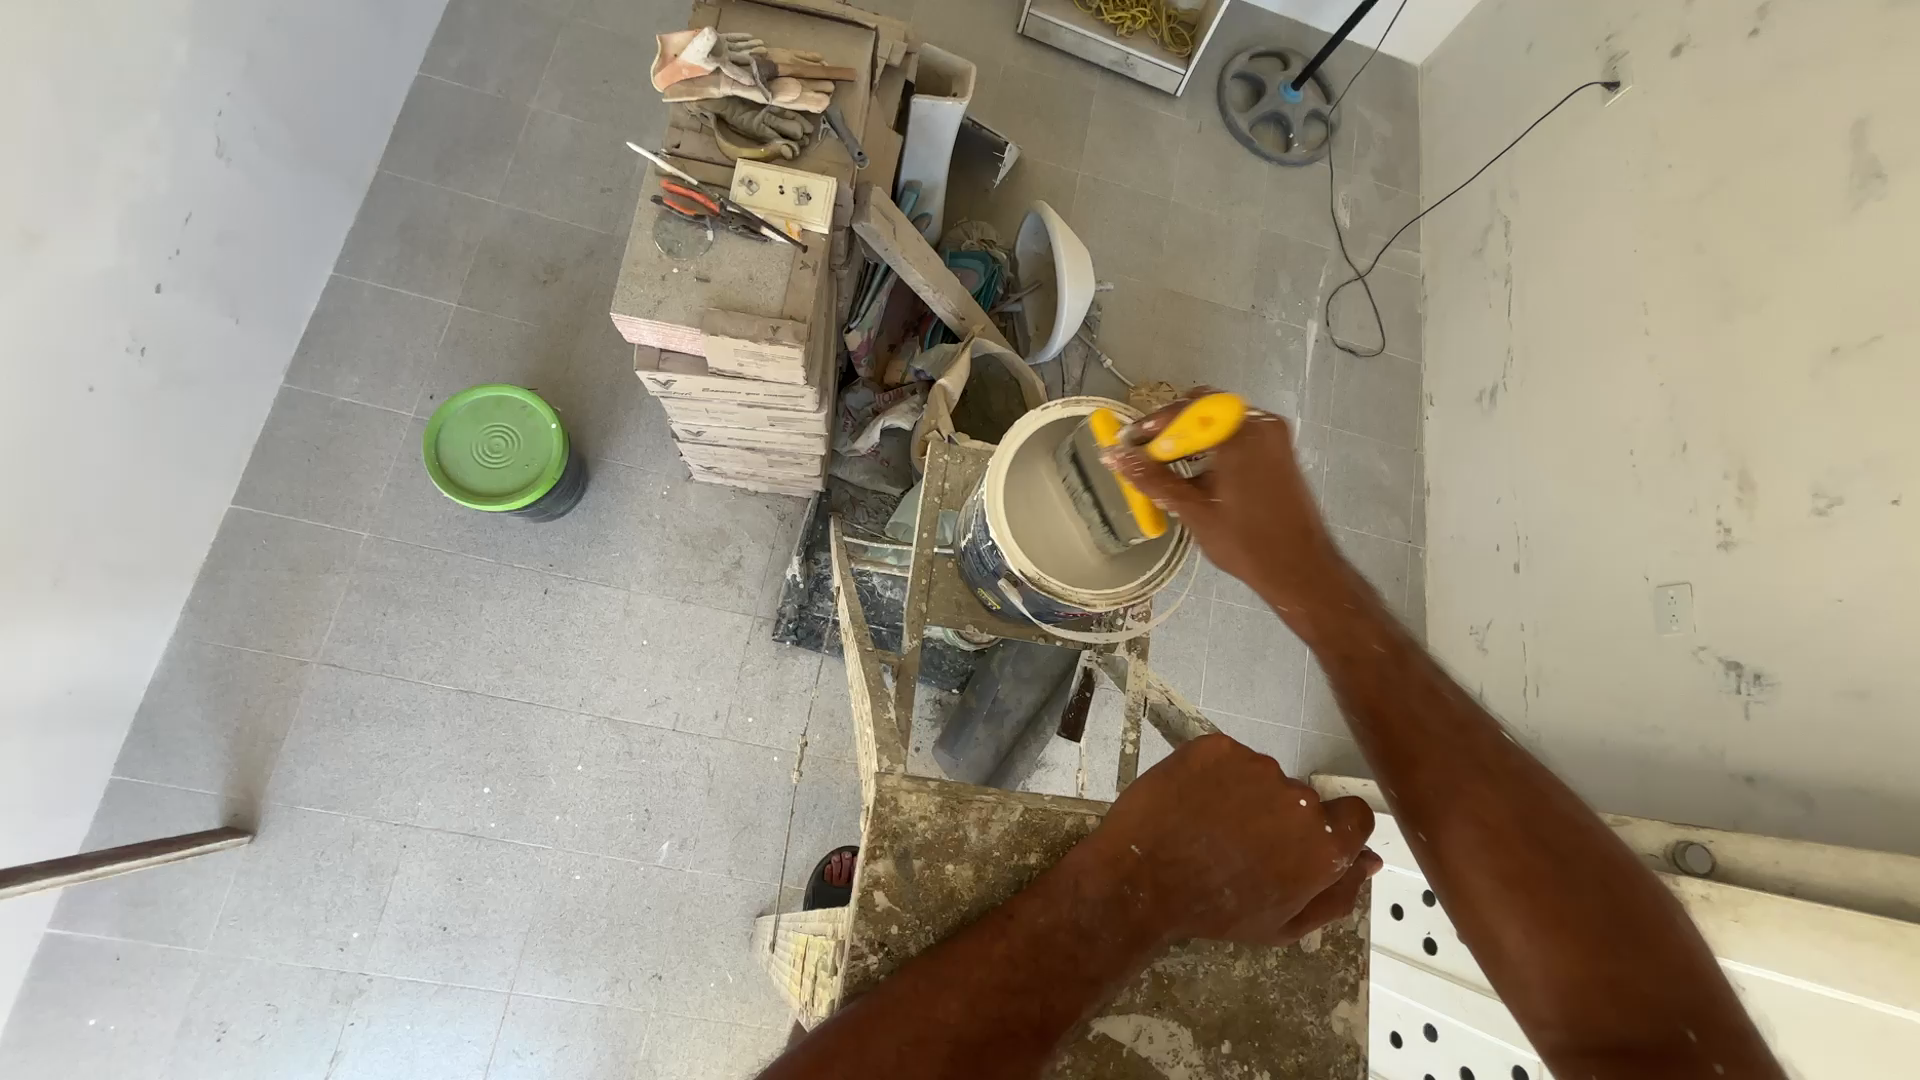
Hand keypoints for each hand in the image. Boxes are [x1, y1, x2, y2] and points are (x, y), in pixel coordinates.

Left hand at [1091, 734, 1378, 945]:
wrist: (1141, 878)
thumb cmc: (1215, 910)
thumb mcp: (1285, 923)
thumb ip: (1337, 892)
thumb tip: (1369, 861)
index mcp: (1324, 843)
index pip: (1353, 816)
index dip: (1329, 827)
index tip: (1296, 840)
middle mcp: (1297, 797)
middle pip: (1301, 798)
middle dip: (1277, 816)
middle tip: (1237, 842)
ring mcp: (1254, 765)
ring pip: (1260, 776)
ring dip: (1243, 793)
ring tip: (1206, 823)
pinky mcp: (1215, 745)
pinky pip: (1226, 756)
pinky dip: (1213, 773)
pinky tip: (1190, 800)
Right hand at [1102, 390, 1344, 612]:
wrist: (1299, 568)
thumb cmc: (1245, 541)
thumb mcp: (1192, 509)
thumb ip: (1152, 478)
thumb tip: (1114, 456)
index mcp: (1240, 434)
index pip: (1185, 409)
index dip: (1151, 424)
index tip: (1128, 442)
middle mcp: (1260, 425)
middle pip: (1203, 410)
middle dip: (1171, 429)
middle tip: (1145, 453)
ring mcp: (1273, 438)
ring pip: (1220, 423)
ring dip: (1190, 439)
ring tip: (1164, 466)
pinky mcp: (1278, 452)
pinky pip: (1237, 436)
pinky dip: (1212, 448)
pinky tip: (1194, 474)